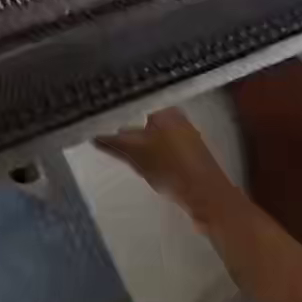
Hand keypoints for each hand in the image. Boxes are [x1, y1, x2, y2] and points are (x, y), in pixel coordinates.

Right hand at [94, 107, 238, 221]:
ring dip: (138, 143)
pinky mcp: (189, 152)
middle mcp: (177, 116)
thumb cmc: (170, 168)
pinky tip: (145, 165)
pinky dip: (151, 153)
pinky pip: (162, 146)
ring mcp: (185, 134)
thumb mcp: (135, 153)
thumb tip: (93, 134)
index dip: (116, 113)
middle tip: (109, 140)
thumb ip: (112, 142)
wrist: (207, 198)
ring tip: (124, 153)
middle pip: (142, 119)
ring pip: (152, 134)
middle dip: (126, 130)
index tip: (101, 121)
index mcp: (164, 109)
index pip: (134, 104)